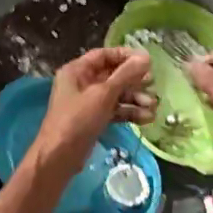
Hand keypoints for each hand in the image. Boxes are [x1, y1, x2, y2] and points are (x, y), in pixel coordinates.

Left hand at [29, 47, 155, 175]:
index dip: (125, 56)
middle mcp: (81, 83)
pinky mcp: (93, 120)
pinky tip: (147, 118)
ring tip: (153, 105)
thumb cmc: (78, 120)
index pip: (104, 55)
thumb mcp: (103, 94)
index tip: (147, 61)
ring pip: (115, 95)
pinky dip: (128, 113)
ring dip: (134, 98)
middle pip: (112, 75)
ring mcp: (87, 103)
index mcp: (77, 71)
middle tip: (153, 83)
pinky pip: (114, 110)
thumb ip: (125, 75)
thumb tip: (146, 56)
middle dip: (134, 80)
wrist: (59, 157)